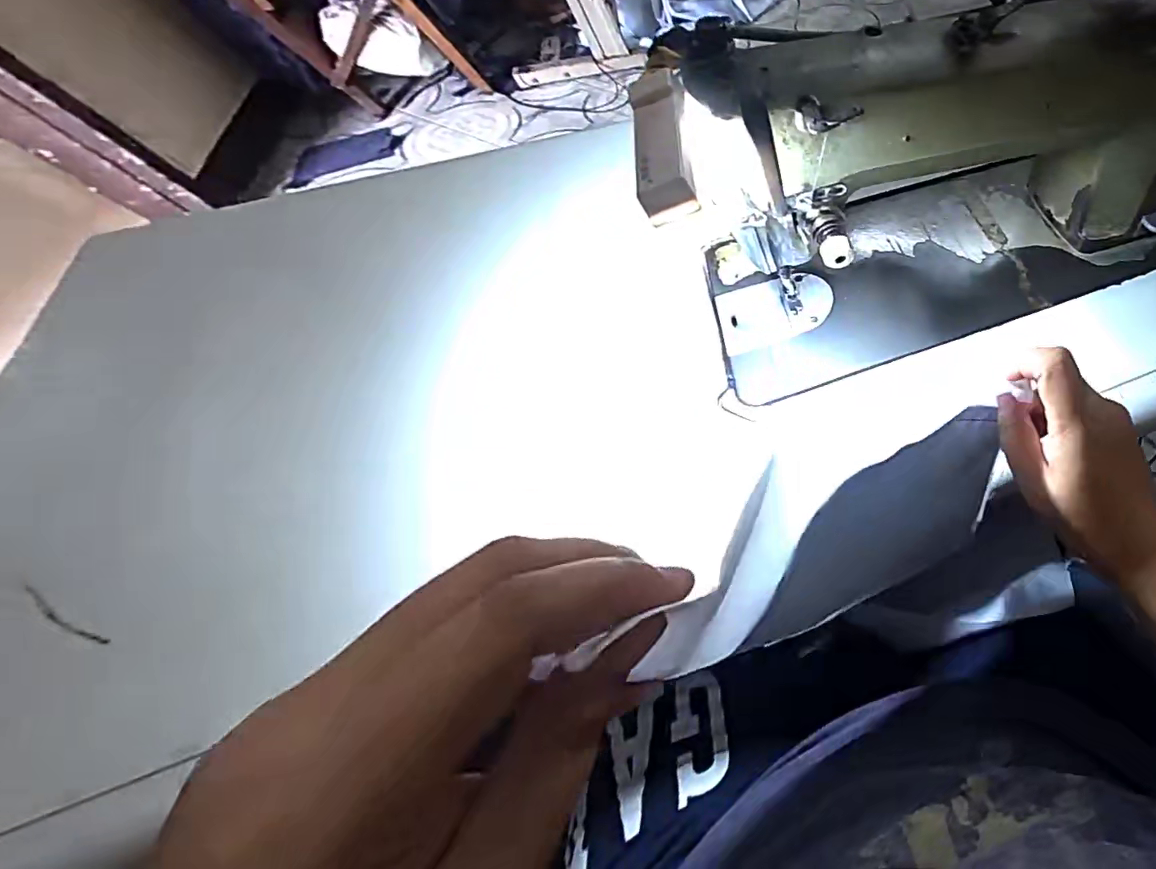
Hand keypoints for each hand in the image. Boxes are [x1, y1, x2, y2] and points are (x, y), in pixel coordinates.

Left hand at [153, 538, 694, 868]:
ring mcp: (297, 699)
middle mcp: (307, 708)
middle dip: (586, 564)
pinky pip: (433, 625)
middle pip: (476, 580)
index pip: (496, 620)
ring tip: (621, 606)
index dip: (600, 585)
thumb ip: (559, 754)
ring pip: (456, 589)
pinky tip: (553, 648)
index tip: (675, 585)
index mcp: (341, 774)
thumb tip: (634, 642)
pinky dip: (512, 616)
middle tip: (658, 584)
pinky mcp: (306, 704)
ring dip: (554, 582)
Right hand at [997, 347, 1155, 585]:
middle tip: (1022, 432)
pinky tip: (1063, 453)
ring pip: (1072, 390)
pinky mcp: (1122, 424)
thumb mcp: (1035, 483)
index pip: (1055, 362)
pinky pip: (1085, 405)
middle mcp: (1102, 408)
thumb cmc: (1085, 518)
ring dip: (1048, 407)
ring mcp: (1116, 415)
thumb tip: (1007, 400)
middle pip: (1061, 375)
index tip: (1008, 382)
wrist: (1140, 540)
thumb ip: (1015, 435)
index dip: (1026, 361)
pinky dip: (1065, 416)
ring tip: (1043, 450)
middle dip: (1033, 393)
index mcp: (1079, 420)